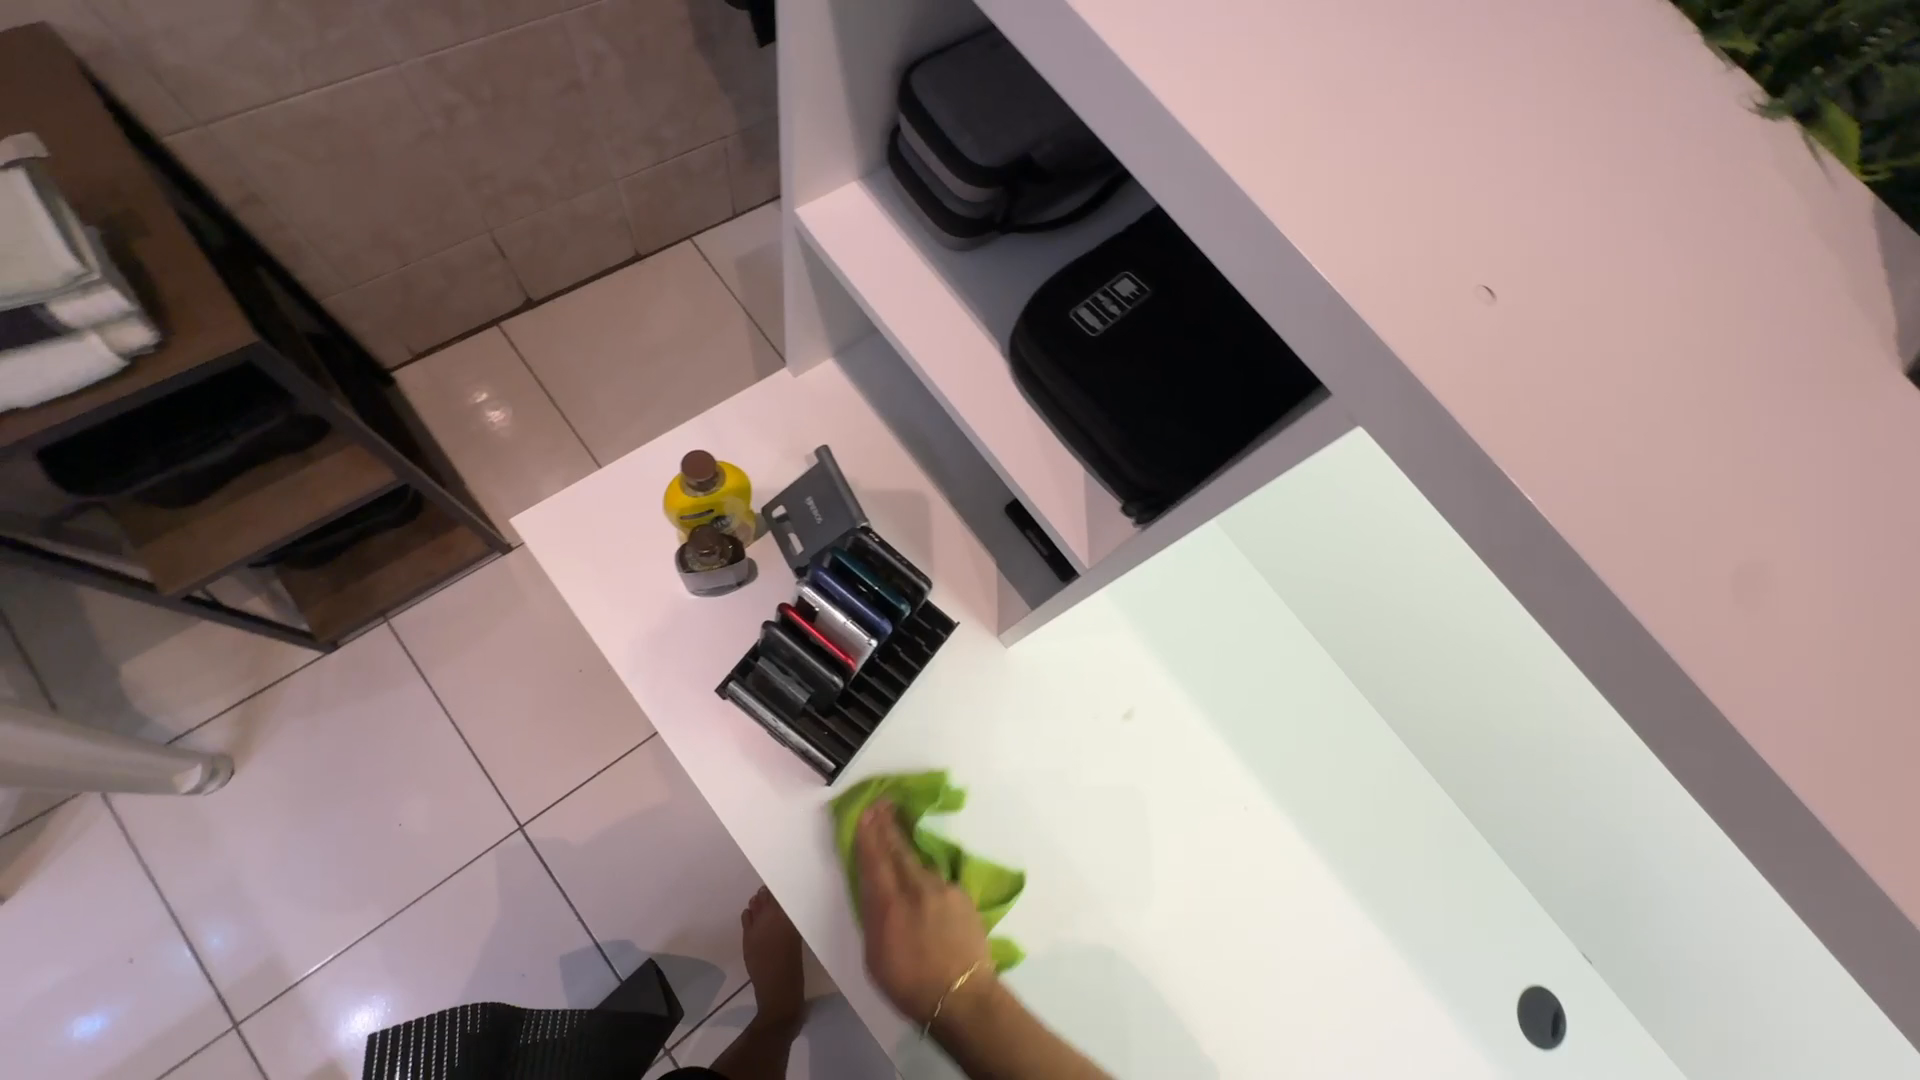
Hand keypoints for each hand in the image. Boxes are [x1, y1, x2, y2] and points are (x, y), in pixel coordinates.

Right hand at [854, 800, 995, 1025]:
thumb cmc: (910, 985)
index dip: (869, 834)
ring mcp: (943, 888)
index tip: (866, 813)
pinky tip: (925, 876)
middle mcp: (916, 887)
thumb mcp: (875, 956)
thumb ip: (874, 916)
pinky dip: (927, 872)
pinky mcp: (962, 895)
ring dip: (907, 844)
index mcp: (889, 904)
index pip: (875, 859)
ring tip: (899, 827)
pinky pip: (939, 878)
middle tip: (882, 803)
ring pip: (920, 861)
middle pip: (898, 849)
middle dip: (888, 825)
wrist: (963, 997)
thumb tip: (873, 892)